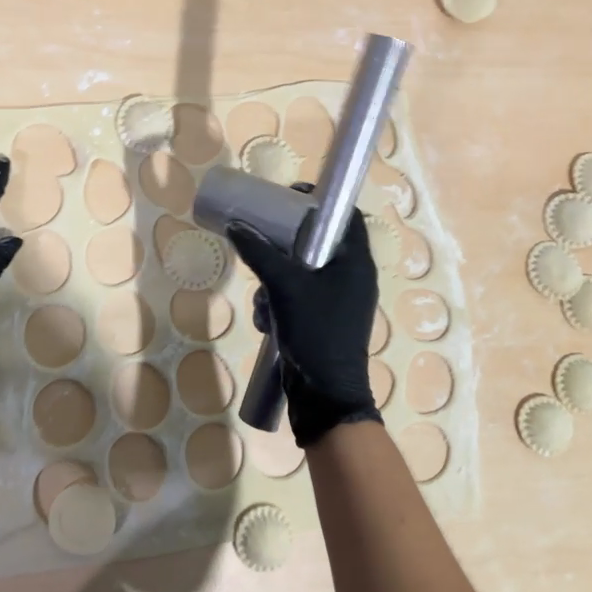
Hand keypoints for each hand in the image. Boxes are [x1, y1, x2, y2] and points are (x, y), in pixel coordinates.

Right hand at [227, 204, 380, 446]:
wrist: (326, 394)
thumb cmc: (315, 332)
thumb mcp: (283, 286)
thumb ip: (260, 254)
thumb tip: (236, 225)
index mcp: (356, 262)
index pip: (347, 216)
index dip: (320, 202)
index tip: (289, 197)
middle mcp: (353, 278)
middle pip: (318, 244)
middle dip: (285, 247)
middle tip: (262, 242)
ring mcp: (340, 302)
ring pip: (303, 273)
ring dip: (276, 282)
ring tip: (263, 299)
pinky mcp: (326, 322)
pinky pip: (299, 297)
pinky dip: (280, 303)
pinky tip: (266, 320)